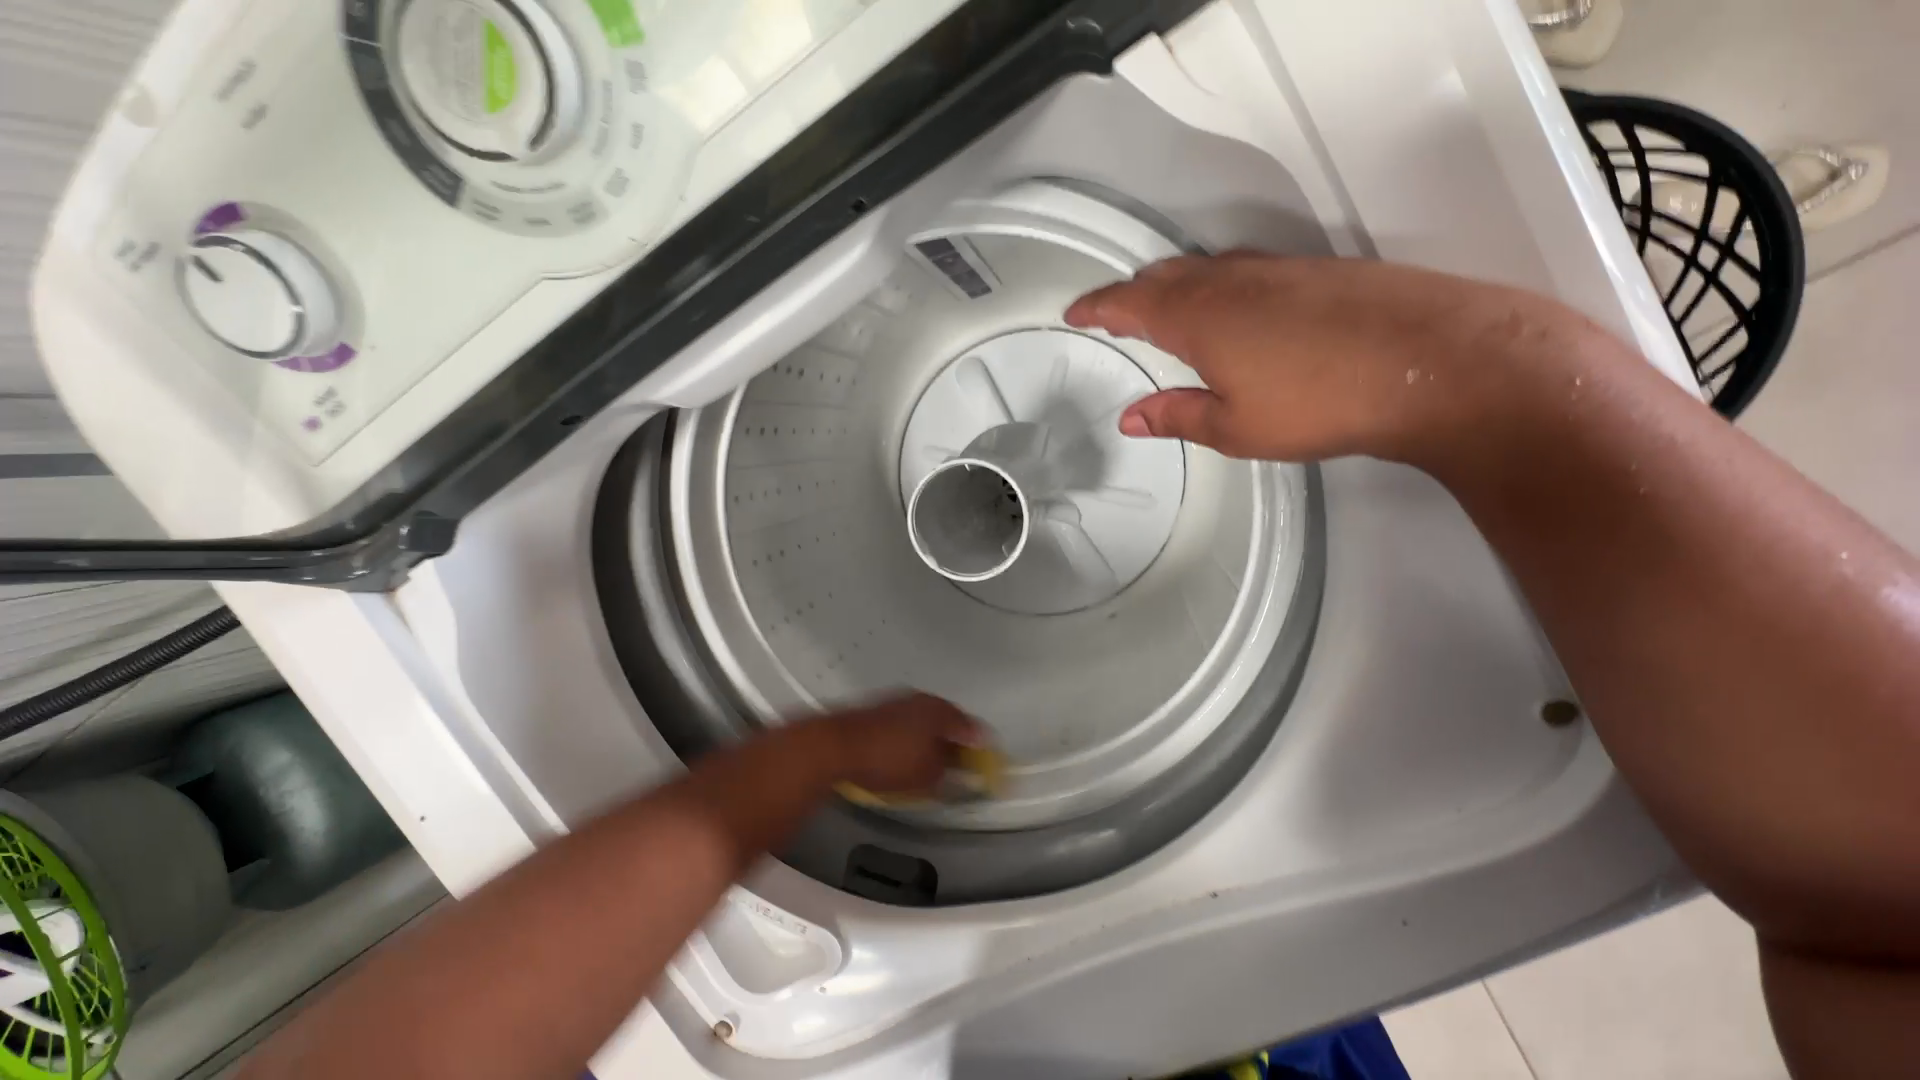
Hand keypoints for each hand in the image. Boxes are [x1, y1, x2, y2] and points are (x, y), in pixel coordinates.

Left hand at [805, 694, 983, 796]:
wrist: (835, 747)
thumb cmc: (887, 759)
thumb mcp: (928, 777)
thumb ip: (950, 775)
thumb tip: (958, 777)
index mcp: (941, 711)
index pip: (972, 728)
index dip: (980, 750)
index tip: (984, 766)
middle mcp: (921, 700)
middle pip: (947, 722)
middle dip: (953, 744)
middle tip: (958, 767)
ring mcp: (896, 702)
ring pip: (923, 723)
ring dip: (929, 741)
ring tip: (928, 766)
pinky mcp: (875, 712)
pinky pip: (903, 726)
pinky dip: (909, 740)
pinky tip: (902, 758)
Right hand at [1065, 253, 1599, 462]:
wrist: (1433, 362)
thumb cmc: (1319, 403)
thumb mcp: (1236, 427)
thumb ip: (1177, 417)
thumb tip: (1129, 417)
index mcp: (1197, 316)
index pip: (1129, 302)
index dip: (1098, 307)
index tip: (1075, 312)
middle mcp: (1230, 280)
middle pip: (1165, 275)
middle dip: (1133, 293)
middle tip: (1115, 313)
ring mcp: (1276, 269)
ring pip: (1207, 269)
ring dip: (1176, 285)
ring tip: (1166, 308)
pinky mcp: (1316, 270)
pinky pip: (1245, 270)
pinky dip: (1218, 284)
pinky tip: (1235, 308)